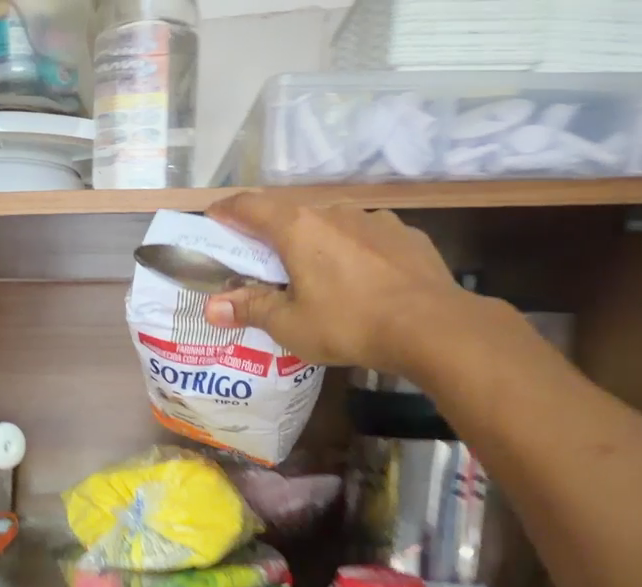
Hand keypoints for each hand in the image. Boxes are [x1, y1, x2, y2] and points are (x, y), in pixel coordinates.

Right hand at [202, 194, 495, 378]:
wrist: (428, 324)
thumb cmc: (347, 323)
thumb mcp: (290, 324)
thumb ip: (251, 309)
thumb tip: (212, 306)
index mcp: (299, 228)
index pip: (251, 207)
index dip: (227, 211)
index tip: (213, 218)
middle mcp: (335, 212)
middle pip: (292, 216)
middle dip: (272, 237)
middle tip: (261, 263)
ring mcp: (375, 220)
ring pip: (332, 226)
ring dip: (315, 245)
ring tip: (314, 277)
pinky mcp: (404, 236)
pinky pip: (366, 240)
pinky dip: (351, 254)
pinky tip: (358, 282)